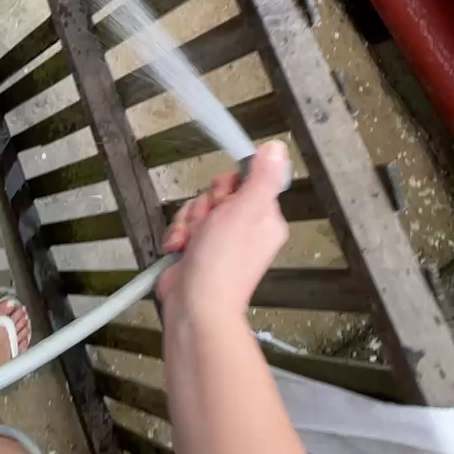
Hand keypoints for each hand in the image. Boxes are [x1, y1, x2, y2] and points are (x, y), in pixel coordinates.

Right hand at [157, 141, 291, 320]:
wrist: (195, 303)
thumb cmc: (222, 264)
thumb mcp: (245, 211)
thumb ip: (261, 178)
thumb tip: (276, 149)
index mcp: (264, 218)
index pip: (244, 180)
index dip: (226, 187)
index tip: (223, 200)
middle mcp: (244, 228)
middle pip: (215, 194)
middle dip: (203, 206)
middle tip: (208, 225)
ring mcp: (219, 240)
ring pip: (196, 209)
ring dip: (187, 222)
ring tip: (192, 242)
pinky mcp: (198, 248)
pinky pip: (183, 226)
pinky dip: (178, 235)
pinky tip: (181, 249)